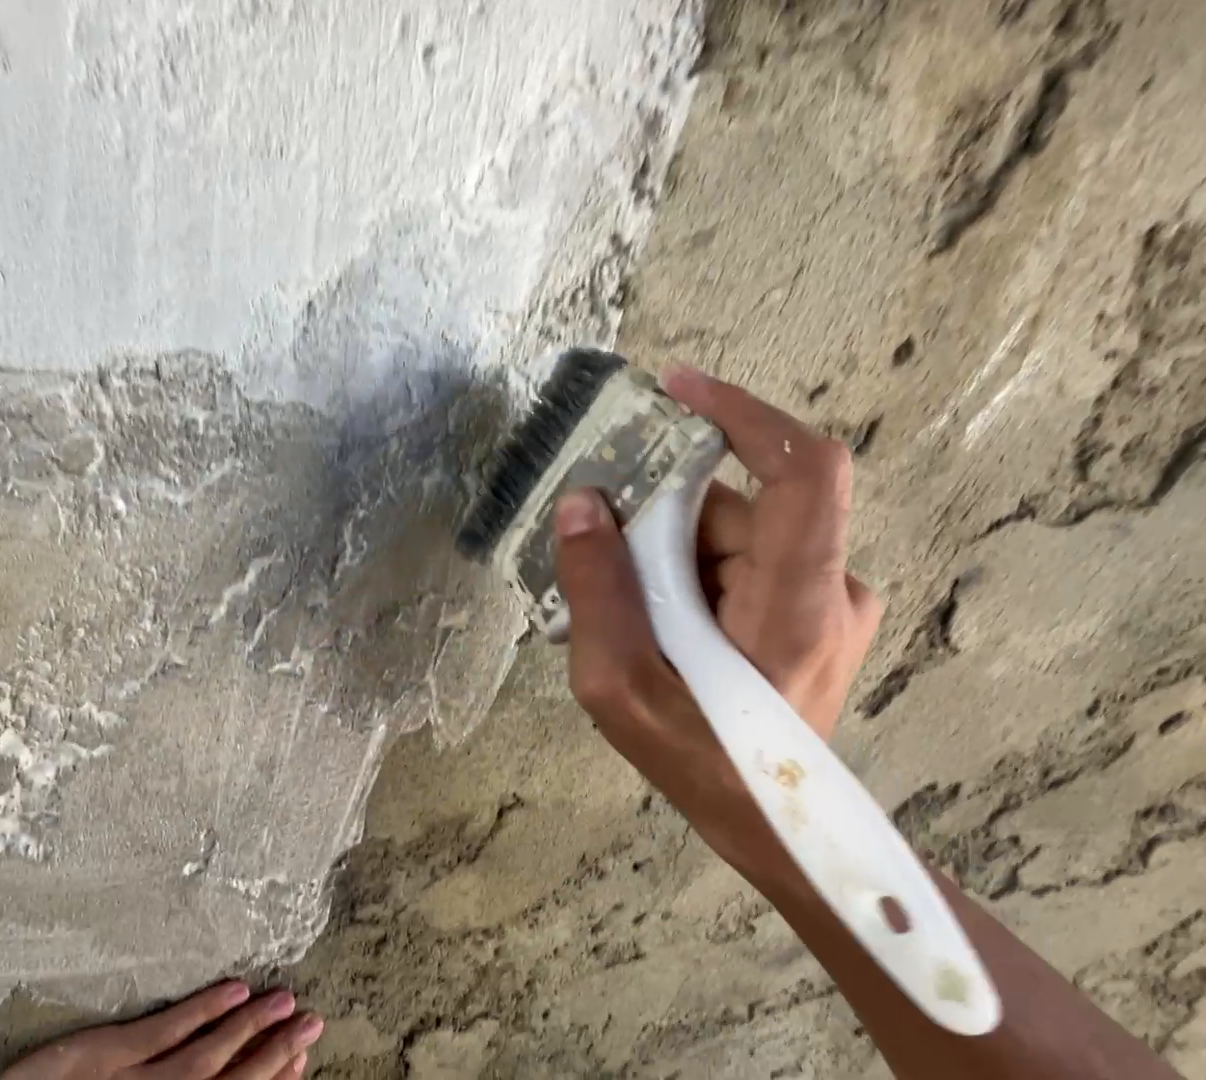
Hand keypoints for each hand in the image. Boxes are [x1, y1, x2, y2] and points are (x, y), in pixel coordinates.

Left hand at [1, 982, 321, 1079]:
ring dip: (253, 1032)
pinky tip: (234, 992)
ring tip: (288, 1003)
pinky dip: (205, 1012)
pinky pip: (165, 1032)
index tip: (300, 1060)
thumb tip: (210, 1067)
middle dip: (276, 1056)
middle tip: (312, 1024)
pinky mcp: (104, 1058)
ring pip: (209, 1059)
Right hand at [550, 365, 883, 874]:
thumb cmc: (697, 764)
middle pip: (732, 511)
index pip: (802, 470)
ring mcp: (825, 601)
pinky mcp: (811, 615)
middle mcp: (829, 587)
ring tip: (619, 621)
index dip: (744, 414)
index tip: (675, 389)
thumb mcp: (617, 683)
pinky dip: (684, 580)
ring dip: (662, 563)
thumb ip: (596, 589)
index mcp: (796, 601)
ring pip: (726, 539)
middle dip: (655, 528)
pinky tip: (652, 629)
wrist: (773, 831)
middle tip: (595, 569)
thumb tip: (582, 503)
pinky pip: (736, 565)